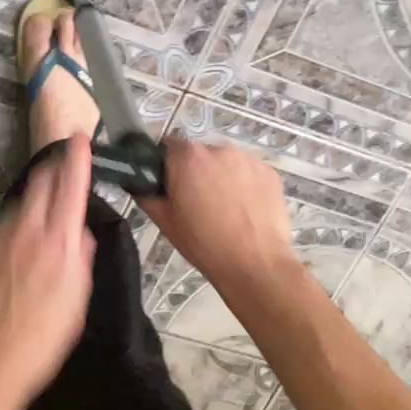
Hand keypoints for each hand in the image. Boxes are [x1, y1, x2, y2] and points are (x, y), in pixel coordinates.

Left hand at [0, 134, 97, 409]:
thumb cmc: (39, 341)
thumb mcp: (76, 303)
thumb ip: (80, 259)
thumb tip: (79, 232)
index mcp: (58, 242)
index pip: (70, 184)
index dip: (77, 157)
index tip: (80, 137)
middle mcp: (25, 229)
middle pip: (41, 182)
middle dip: (53, 173)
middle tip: (62, 175)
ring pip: (19, 210)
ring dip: (30, 215)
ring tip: (32, 251)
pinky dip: (8, 238)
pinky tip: (7, 268)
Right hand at [139, 134, 294, 286]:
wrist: (255, 264)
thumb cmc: (204, 243)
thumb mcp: (164, 222)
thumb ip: (146, 195)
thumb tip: (140, 183)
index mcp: (188, 157)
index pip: (168, 145)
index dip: (166, 164)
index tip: (169, 184)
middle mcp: (218, 149)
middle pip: (199, 153)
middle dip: (195, 171)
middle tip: (197, 200)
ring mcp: (248, 159)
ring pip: (226, 162)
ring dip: (221, 176)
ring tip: (225, 208)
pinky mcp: (270, 172)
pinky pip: (249, 172)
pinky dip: (244, 184)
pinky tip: (245, 209)